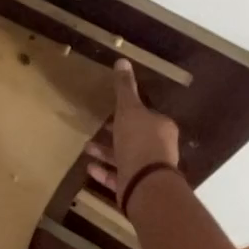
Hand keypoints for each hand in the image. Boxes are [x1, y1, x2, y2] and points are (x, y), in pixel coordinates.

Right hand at [87, 59, 181, 195]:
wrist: (145, 184)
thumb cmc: (139, 140)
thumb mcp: (129, 109)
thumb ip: (124, 87)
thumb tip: (123, 60)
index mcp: (161, 127)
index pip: (147, 116)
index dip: (130, 112)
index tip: (113, 110)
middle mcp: (158, 148)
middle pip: (135, 137)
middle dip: (115, 132)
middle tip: (98, 126)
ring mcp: (148, 170)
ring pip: (125, 157)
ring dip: (106, 152)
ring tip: (86, 147)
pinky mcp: (137, 187)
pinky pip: (118, 177)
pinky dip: (104, 171)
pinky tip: (89, 167)